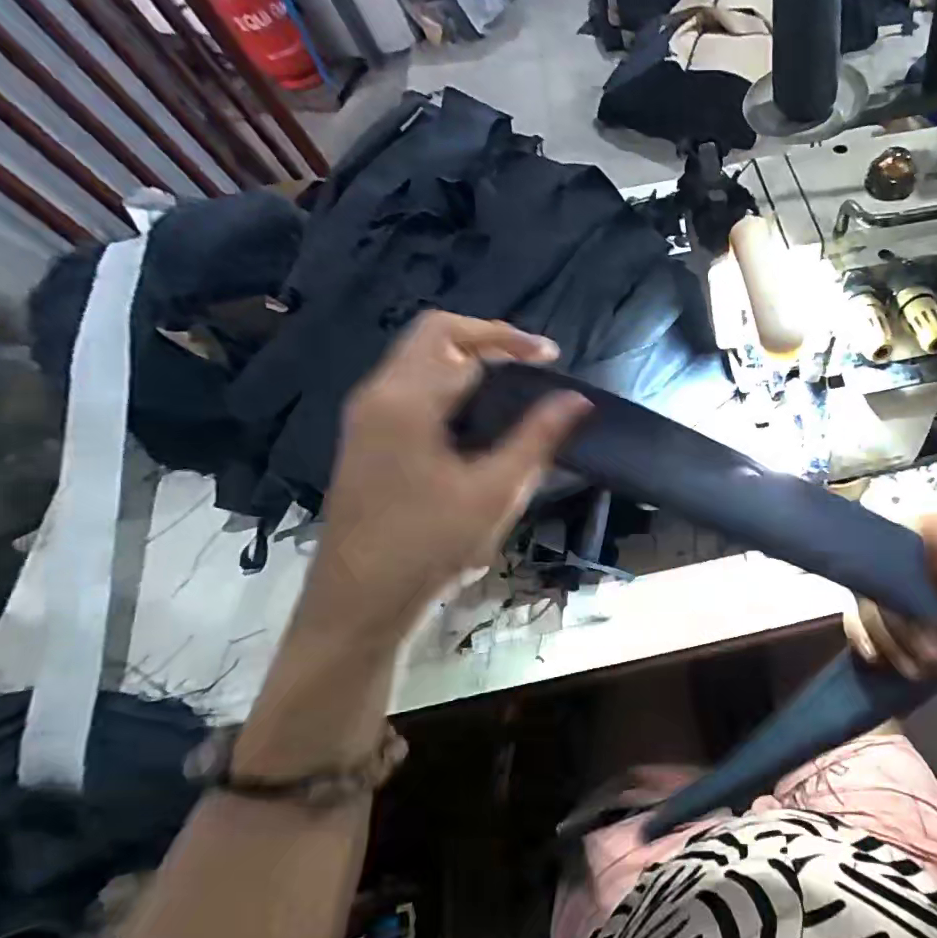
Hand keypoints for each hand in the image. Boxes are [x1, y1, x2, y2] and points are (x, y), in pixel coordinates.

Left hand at [300, 312, 590, 639]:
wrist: (358, 602)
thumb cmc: (429, 546)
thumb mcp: (496, 492)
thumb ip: (538, 438)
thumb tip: (578, 399)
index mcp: (405, 400)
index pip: (456, 336)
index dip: (508, 337)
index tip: (551, 358)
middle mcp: (377, 395)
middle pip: (432, 338)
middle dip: (486, 342)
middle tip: (531, 366)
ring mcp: (366, 418)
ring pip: (418, 361)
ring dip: (467, 363)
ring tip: (513, 388)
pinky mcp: (366, 440)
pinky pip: (410, 388)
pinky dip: (449, 385)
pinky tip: (477, 419)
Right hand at [843, 515, 936, 680]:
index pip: (908, 532)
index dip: (908, 569)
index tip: (927, 613)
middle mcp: (907, 552)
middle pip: (879, 568)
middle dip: (900, 616)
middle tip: (932, 654)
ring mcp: (884, 582)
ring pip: (864, 598)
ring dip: (889, 639)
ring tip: (923, 669)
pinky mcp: (869, 612)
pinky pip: (852, 621)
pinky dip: (866, 644)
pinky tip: (886, 663)